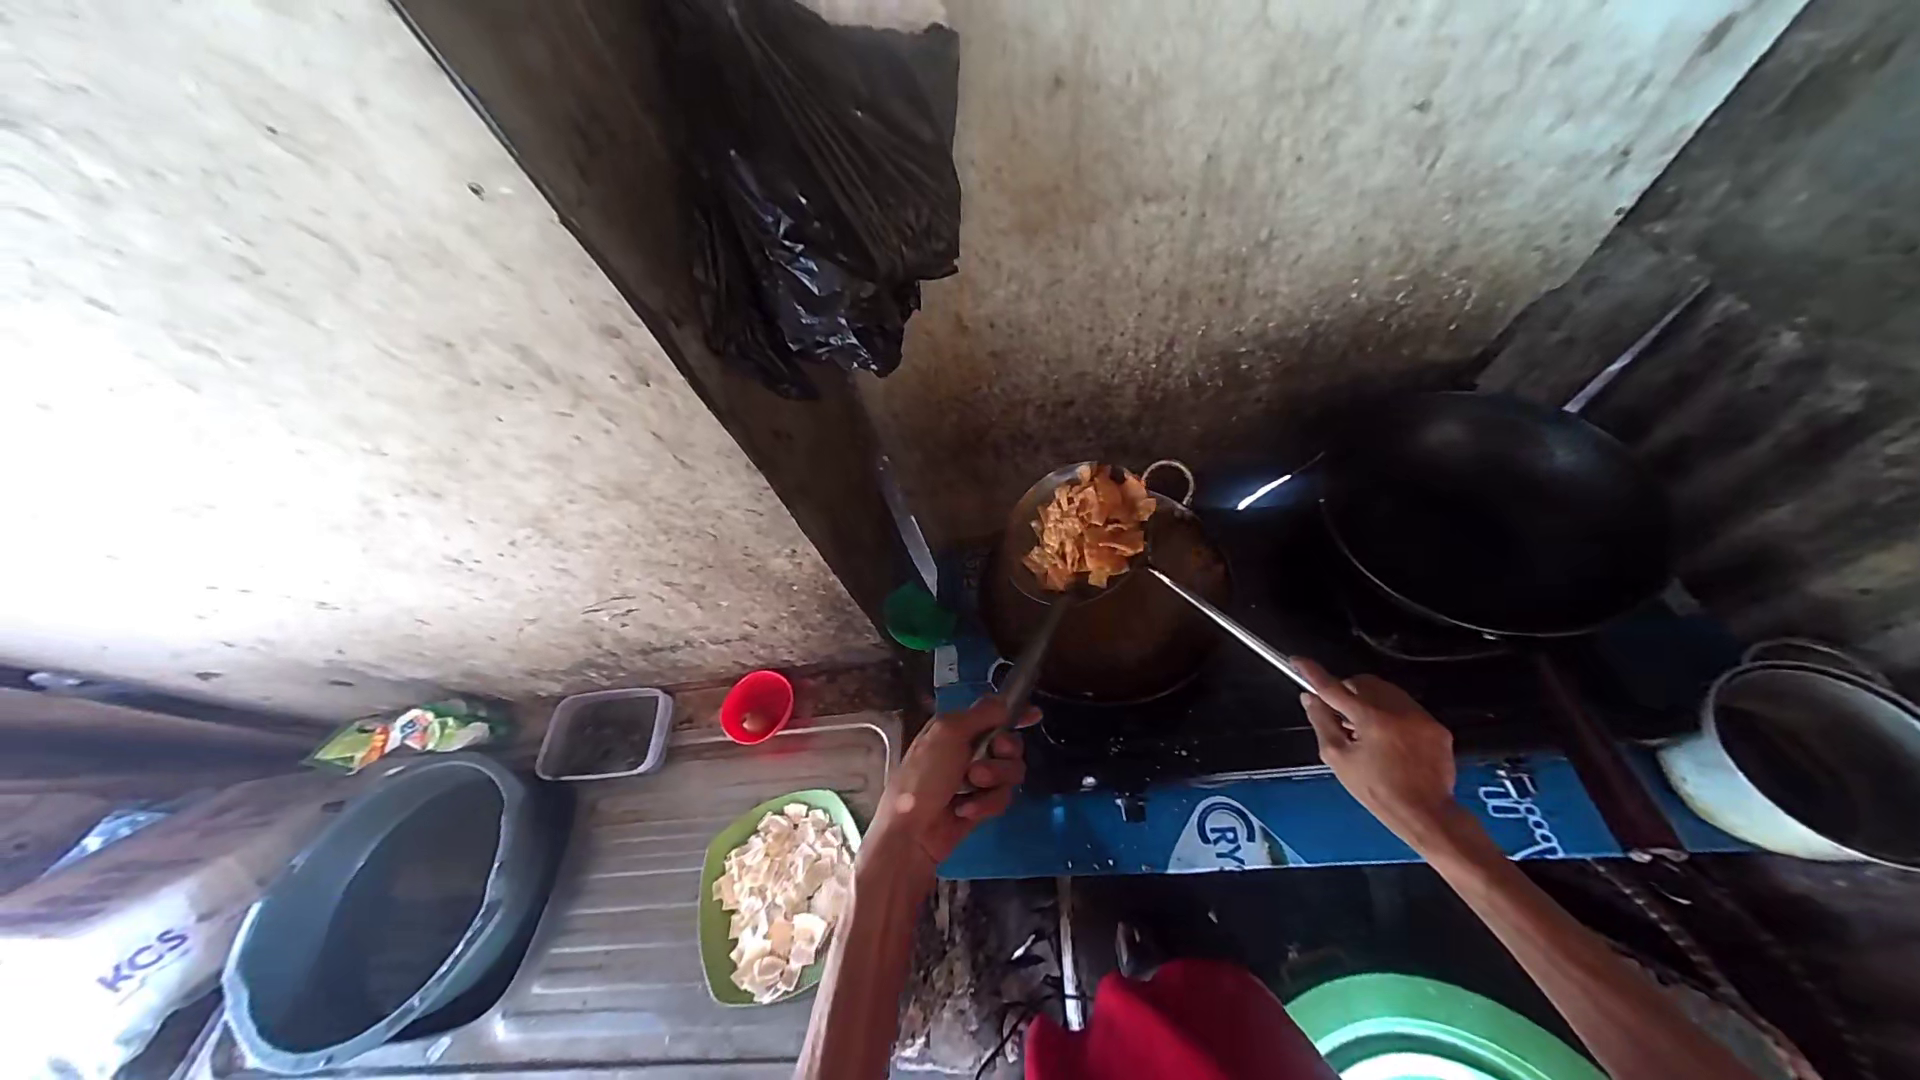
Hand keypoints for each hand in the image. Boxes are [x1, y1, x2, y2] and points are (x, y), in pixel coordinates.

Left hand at [862, 696, 1034, 884]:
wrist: (912, 831)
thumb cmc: (924, 776)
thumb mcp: (949, 734)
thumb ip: (981, 714)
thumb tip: (1004, 699)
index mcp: (958, 728)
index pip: (993, 714)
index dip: (1015, 713)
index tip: (1034, 715)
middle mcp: (970, 750)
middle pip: (1011, 743)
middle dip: (1005, 752)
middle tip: (992, 755)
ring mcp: (977, 779)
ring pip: (1011, 772)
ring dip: (994, 779)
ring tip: (970, 786)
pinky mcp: (983, 804)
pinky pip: (1003, 798)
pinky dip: (986, 803)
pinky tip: (965, 810)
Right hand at [1293, 656, 1466, 852]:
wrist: (1426, 814)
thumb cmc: (1376, 790)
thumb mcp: (1338, 759)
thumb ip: (1321, 722)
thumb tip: (1310, 698)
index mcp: (1371, 719)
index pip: (1333, 687)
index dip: (1311, 672)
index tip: (1297, 661)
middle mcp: (1398, 711)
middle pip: (1362, 682)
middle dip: (1346, 689)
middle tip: (1338, 711)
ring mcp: (1421, 718)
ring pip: (1386, 691)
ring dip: (1368, 699)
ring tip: (1363, 726)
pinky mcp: (1437, 728)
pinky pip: (1406, 706)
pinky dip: (1390, 712)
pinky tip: (1387, 736)